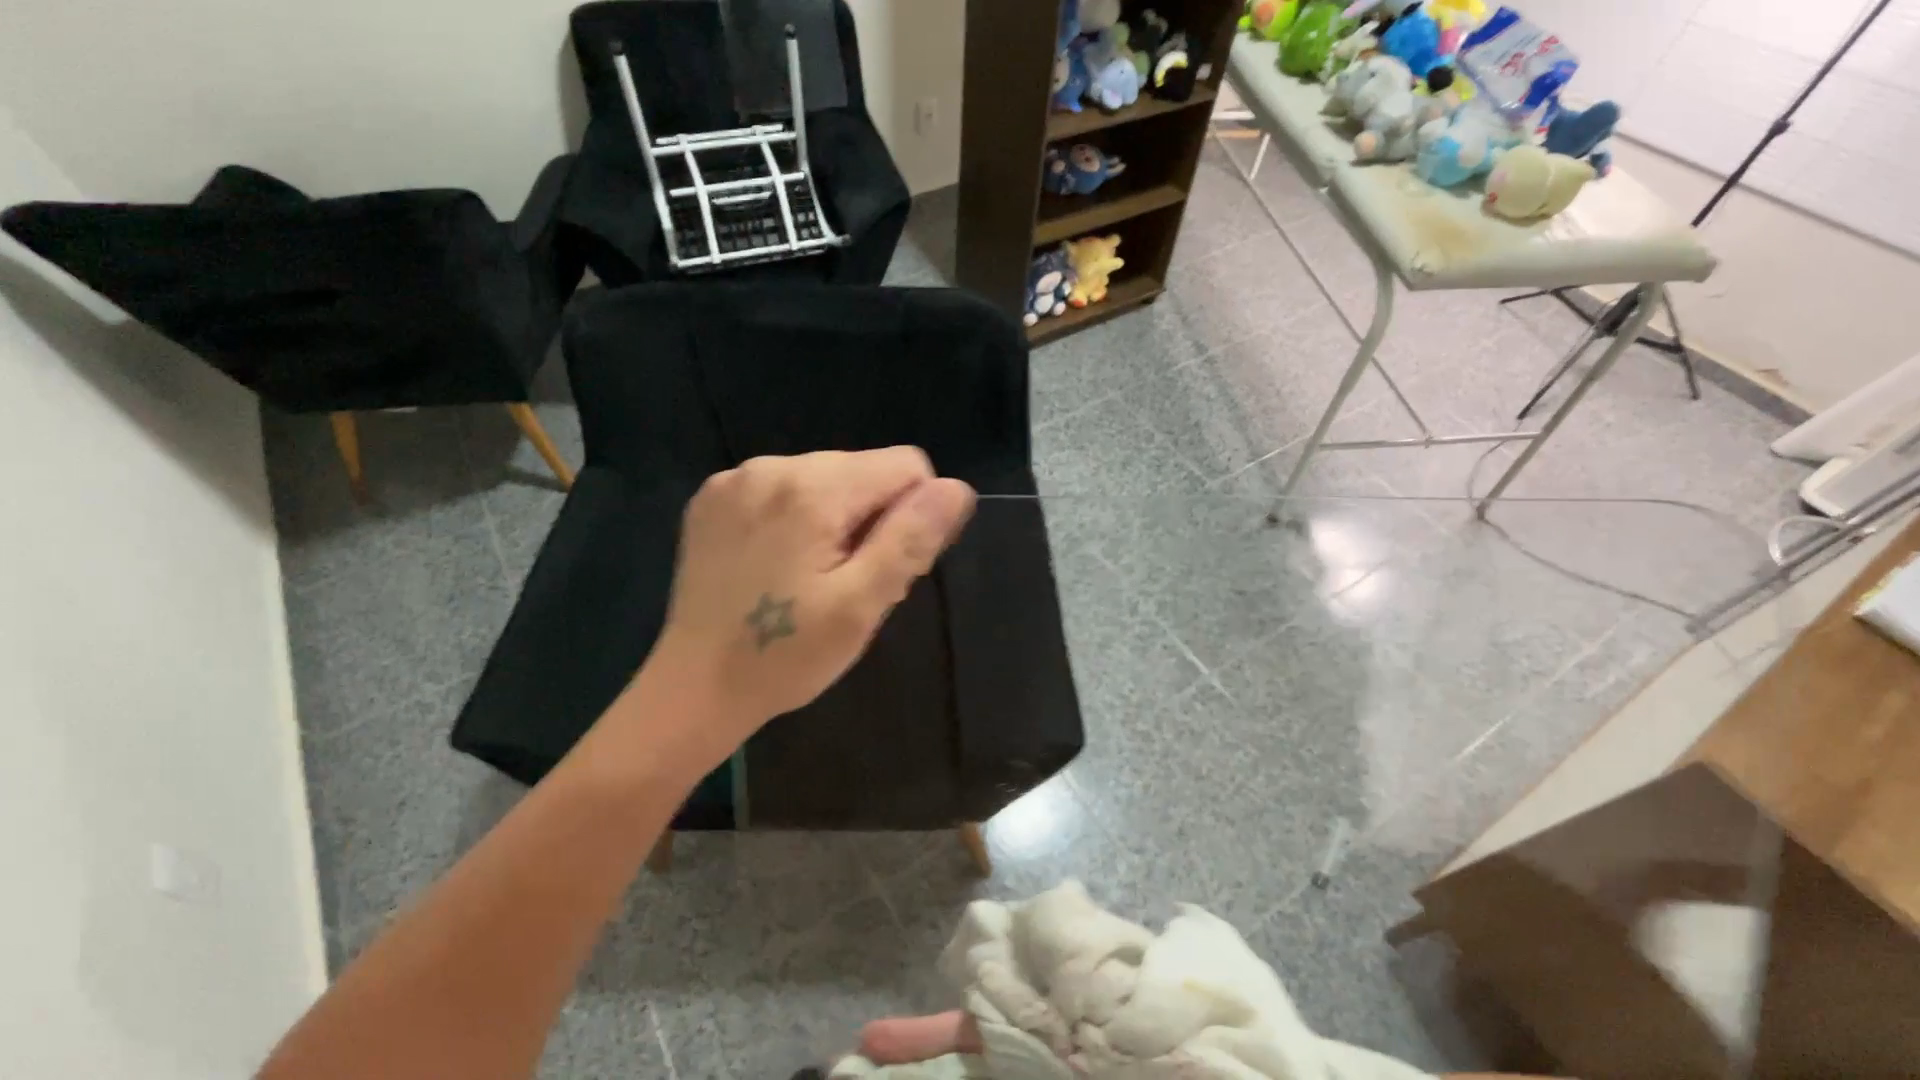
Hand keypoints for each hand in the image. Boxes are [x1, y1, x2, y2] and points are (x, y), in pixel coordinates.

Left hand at [644, 448, 975, 747]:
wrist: (694, 689)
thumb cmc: (786, 655)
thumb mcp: (861, 605)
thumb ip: (910, 539)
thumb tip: (955, 488)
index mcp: (814, 488)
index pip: (906, 465)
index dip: (913, 516)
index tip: (885, 568)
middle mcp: (772, 465)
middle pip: (862, 469)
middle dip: (870, 518)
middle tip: (844, 583)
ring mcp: (735, 479)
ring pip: (824, 478)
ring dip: (832, 519)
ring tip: (807, 579)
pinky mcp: (712, 498)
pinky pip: (781, 489)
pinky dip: (792, 519)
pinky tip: (774, 566)